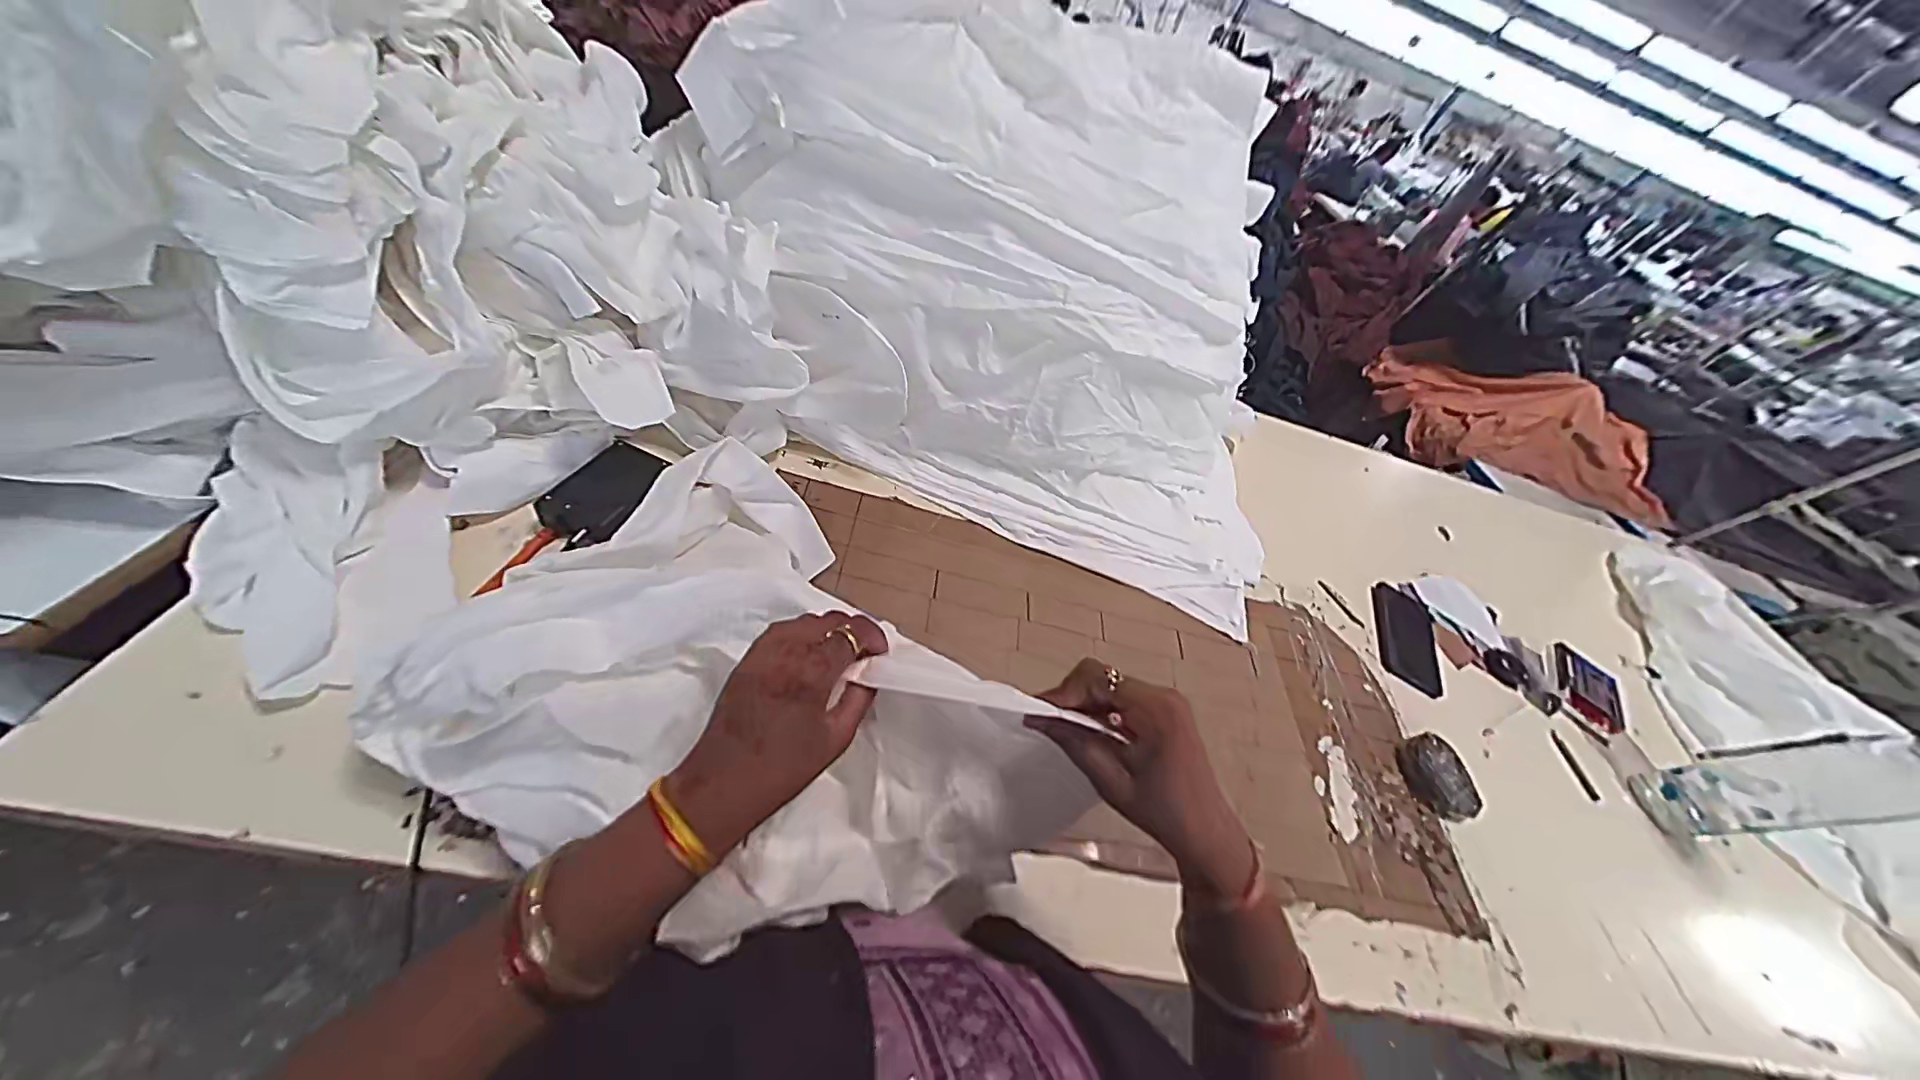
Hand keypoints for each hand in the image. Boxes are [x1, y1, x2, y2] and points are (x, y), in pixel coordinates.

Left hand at [665, 612, 888, 855]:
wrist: (725, 782)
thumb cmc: (781, 768)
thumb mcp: (836, 738)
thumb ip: (859, 698)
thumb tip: (869, 675)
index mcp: (813, 671)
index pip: (852, 632)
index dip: (872, 638)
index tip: (878, 651)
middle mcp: (787, 652)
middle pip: (830, 620)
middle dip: (854, 631)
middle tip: (863, 653)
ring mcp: (763, 652)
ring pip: (806, 621)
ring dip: (828, 630)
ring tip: (838, 654)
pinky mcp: (748, 659)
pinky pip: (782, 631)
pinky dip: (802, 634)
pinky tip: (808, 654)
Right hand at [1026, 658, 1255, 900]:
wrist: (1205, 831)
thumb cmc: (1167, 813)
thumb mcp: (1111, 781)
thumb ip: (1075, 743)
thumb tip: (1043, 719)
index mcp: (1156, 711)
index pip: (1097, 678)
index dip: (1064, 692)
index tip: (1042, 711)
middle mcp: (1164, 697)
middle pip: (1102, 676)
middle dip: (1072, 696)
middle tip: (1051, 722)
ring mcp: (1166, 701)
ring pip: (1109, 684)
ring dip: (1085, 703)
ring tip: (1071, 731)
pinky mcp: (1164, 709)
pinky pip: (1122, 696)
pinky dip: (1101, 709)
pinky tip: (1093, 732)